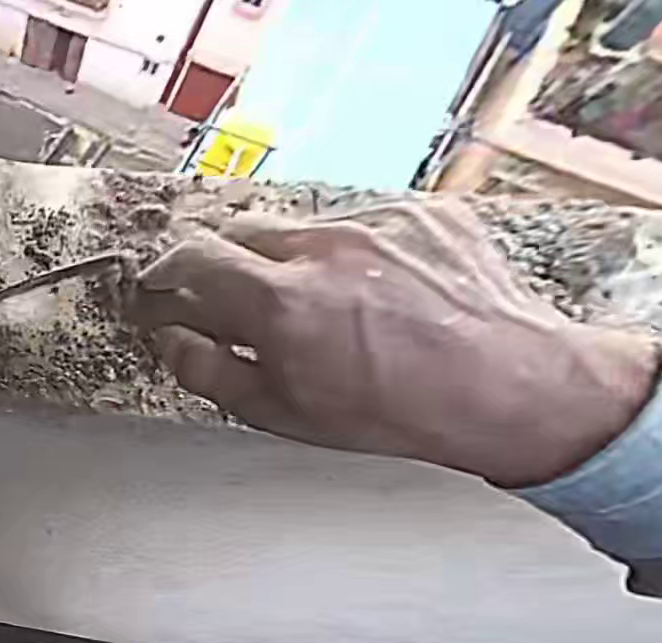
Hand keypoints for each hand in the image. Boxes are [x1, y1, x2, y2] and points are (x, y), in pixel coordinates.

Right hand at [130, 200, 660, 487]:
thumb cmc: (378, 411)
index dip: (161, 273)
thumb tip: (168, 335)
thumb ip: (203, 368)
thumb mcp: (268, 409)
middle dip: (210, 262)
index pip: (191, 260)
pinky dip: (330, 253)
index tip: (154, 288)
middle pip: (234, 230)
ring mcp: (377, 224)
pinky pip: (348, 223)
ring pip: (290, 227)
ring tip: (293, 299)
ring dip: (270, 258)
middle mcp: (324, 250)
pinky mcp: (422, 211)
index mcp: (278, 303)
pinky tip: (350, 289)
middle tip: (211, 294)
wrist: (507, 386)